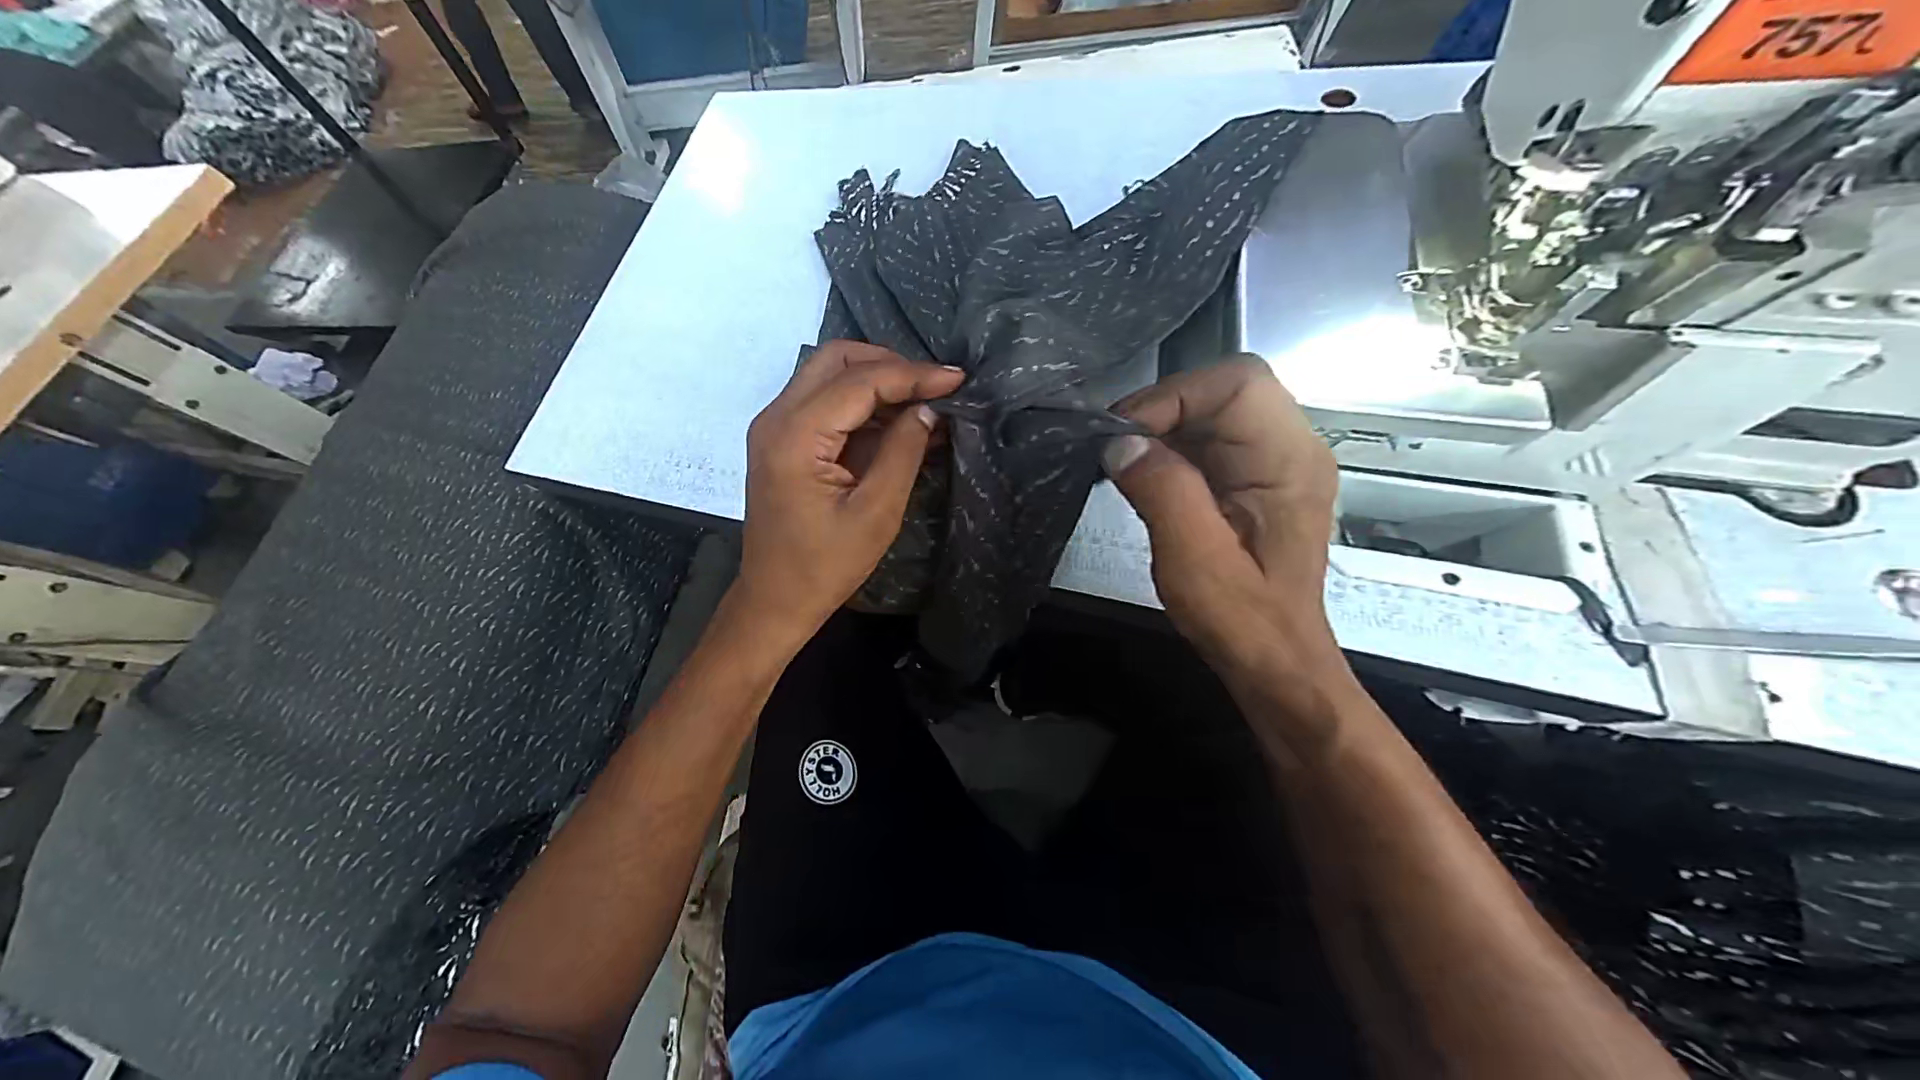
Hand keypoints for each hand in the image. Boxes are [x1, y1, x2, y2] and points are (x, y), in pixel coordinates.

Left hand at [734, 341, 964, 645]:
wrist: (776, 599)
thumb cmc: (825, 566)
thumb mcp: (876, 513)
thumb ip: (903, 452)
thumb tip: (928, 410)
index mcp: (796, 436)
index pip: (860, 381)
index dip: (913, 375)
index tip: (957, 379)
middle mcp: (776, 417)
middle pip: (837, 360)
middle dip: (892, 365)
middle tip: (935, 387)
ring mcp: (775, 426)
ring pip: (830, 374)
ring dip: (878, 381)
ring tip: (925, 402)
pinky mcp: (782, 440)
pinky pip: (825, 402)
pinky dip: (863, 404)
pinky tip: (900, 422)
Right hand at [1103, 356, 1342, 691]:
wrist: (1273, 661)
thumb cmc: (1244, 621)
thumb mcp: (1195, 560)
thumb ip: (1162, 491)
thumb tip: (1120, 442)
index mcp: (1291, 462)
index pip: (1238, 384)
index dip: (1174, 396)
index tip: (1124, 435)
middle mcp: (1292, 449)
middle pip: (1225, 387)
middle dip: (1164, 409)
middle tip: (1118, 446)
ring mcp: (1275, 460)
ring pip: (1212, 407)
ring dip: (1163, 428)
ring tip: (1127, 462)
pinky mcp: (1253, 475)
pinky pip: (1208, 436)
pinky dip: (1170, 446)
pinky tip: (1147, 475)